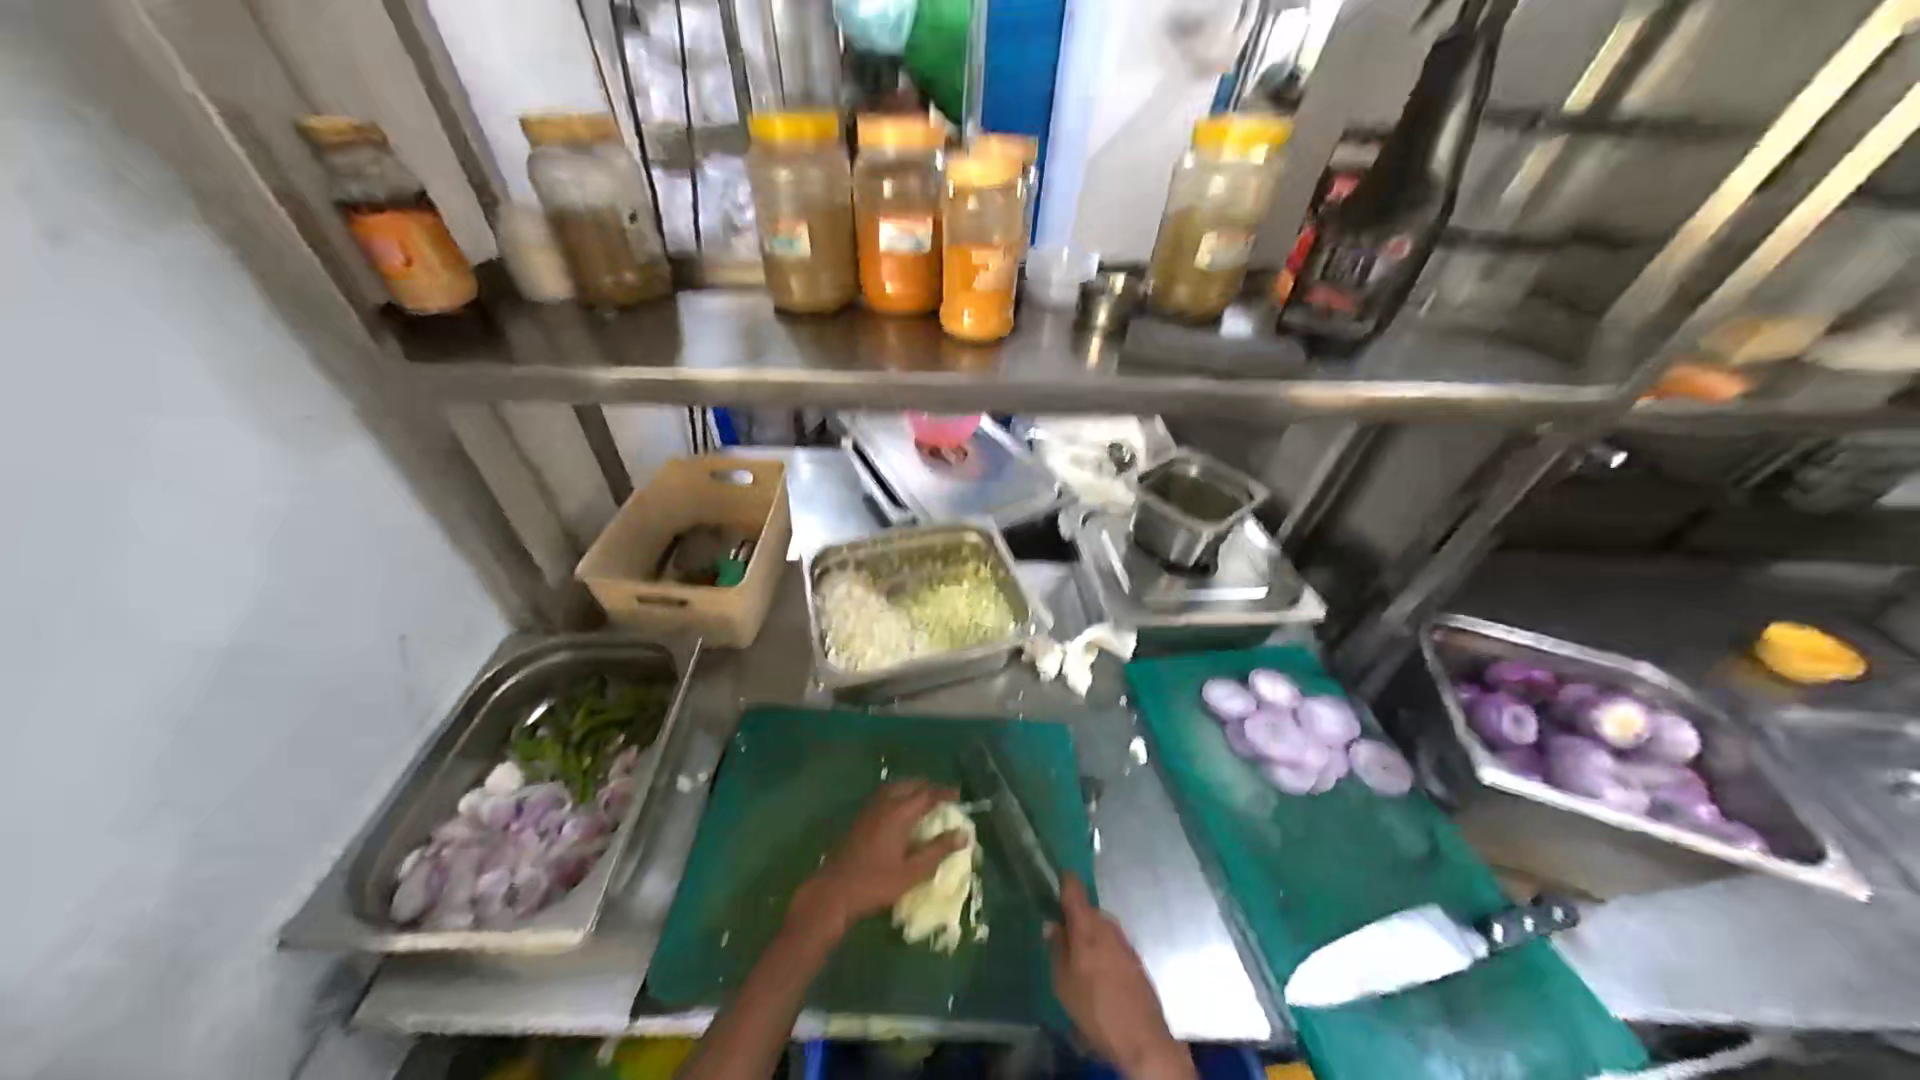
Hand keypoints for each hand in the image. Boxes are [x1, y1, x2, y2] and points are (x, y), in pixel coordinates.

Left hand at [787, 780, 968, 939]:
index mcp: (899, 812)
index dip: (945, 792)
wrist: (833, 891)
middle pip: (910, 784)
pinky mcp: (860, 816)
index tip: (959, 795)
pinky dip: (899, 794)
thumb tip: (963, 834)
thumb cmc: (875, 883)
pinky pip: (884, 794)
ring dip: (912, 789)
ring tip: (925, 800)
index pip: (927, 794)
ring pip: (895, 787)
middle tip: (944, 797)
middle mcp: (884, 802)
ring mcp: (869, 808)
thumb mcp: (912, 872)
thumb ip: (938, 850)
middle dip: (928, 787)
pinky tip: (902, 810)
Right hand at [1048, 876, 1193, 1079]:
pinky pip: (1112, 944)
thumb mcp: (1064, 982)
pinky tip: (1098, 974)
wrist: (1142, 1039)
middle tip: (1061, 937)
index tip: (1054, 880)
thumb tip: (1052, 924)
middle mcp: (1108, 926)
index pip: (1074, 888)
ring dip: (1089, 936)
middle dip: (1074, 918)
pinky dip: (1103, 950)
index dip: (1064, 880)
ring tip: (1078, 961)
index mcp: (1087, 926)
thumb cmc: (1095, 1008)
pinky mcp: (1136, 959)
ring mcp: (1125, 942)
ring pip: (1101, 928)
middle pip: (1087, 910)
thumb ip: (1057, 948)